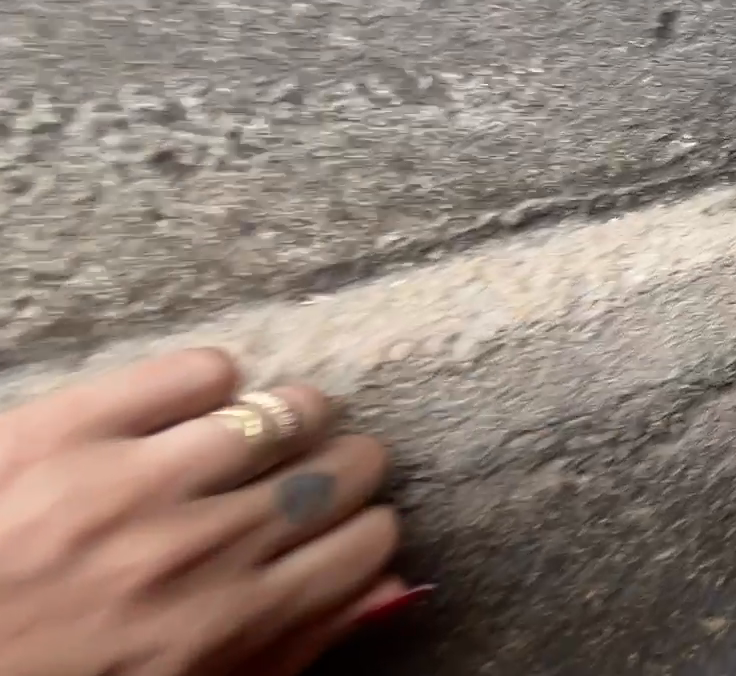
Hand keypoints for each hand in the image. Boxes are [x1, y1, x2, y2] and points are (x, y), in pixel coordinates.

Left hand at [0, 349, 419, 675]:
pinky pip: (203, 369)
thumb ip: (287, 649)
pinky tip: (175, 421)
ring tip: (247, 442)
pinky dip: (205, 388)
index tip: (329, 536)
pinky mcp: (58, 431)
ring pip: (296, 408)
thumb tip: (396, 584)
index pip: (371, 540)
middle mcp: (194, 550)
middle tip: (294, 488)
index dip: (357, 535)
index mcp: (215, 629)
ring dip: (287, 425)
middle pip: (354, 465)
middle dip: (337, 476)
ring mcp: (126, 484)